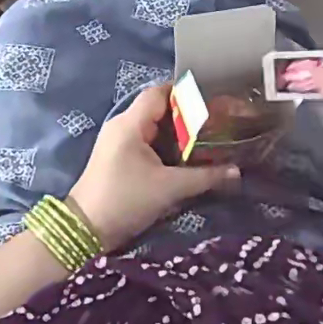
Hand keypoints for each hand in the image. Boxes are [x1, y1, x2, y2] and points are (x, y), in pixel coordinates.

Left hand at [69, 85, 238, 248]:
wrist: (85, 230)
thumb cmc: (125, 200)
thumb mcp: (169, 188)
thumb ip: (205, 177)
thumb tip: (236, 171)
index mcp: (130, 124)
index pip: (159, 93)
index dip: (185, 93)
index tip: (211, 102)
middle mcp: (121, 127)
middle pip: (158, 109)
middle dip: (186, 116)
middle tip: (215, 124)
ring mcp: (117, 142)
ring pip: (152, 128)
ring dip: (177, 134)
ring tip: (206, 140)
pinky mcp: (117, 158)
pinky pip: (145, 143)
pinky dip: (165, 147)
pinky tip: (185, 158)